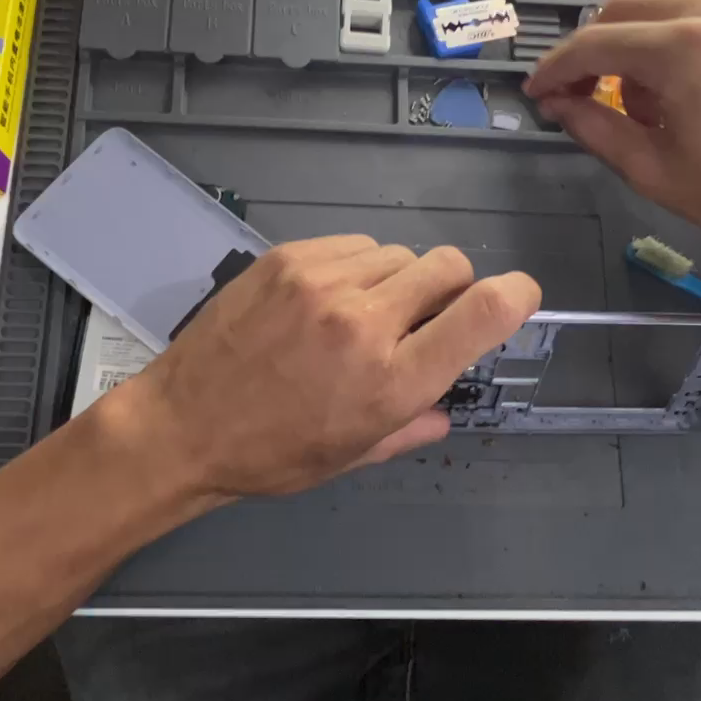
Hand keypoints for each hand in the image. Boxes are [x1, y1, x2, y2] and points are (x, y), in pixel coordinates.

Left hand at [115, 236, 540, 499]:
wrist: (183, 424)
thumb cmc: (272, 454)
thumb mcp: (354, 456)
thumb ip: (413, 426)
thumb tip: (445, 409)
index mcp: (392, 381)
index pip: (483, 312)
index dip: (516, 295)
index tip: (518, 296)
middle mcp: (366, 321)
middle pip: (450, 266)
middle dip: (450, 290)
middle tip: (419, 319)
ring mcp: (324, 281)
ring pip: (399, 253)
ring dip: (399, 280)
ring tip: (362, 313)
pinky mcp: (290, 257)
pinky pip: (354, 245)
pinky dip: (358, 267)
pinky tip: (328, 297)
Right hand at [523, 0, 700, 263]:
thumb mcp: (652, 170)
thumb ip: (593, 127)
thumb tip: (557, 104)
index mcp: (684, 50)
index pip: (594, 43)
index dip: (555, 68)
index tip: (536, 92)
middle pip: (622, 8)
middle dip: (590, 50)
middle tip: (577, 95)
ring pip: (658, 7)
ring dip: (629, 46)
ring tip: (636, 103)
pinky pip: (696, 13)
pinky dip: (669, 40)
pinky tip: (675, 87)